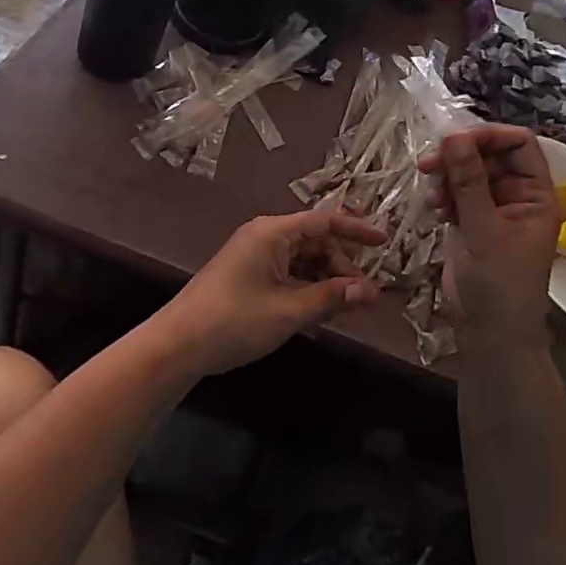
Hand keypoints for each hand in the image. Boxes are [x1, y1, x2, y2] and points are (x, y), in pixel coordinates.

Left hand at [153, 211, 384, 376]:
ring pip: (303, 261)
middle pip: (315, 242)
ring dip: (326, 281)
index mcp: (272, 232)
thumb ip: (331, 298)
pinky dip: (307, 289)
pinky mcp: (249, 276)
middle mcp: (265, 237)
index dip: (356, 230)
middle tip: (365, 298)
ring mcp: (255, 256)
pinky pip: (288, 274)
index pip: (324, 221)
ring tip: (346, 309)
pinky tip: (321, 312)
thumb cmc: (235, 320)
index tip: (385, 242)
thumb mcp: (289, 310)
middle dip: (342, 266)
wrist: (179, 343)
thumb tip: (370, 291)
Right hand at [419, 125, 560, 344]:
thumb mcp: (483, 230)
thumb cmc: (500, 283)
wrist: (490, 332)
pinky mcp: (471, 221)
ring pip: (467, 172)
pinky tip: (435, 210)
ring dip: (447, 177)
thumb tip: (453, 135)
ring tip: (433, 199)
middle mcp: (517, 195)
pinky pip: (456, 192)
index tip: (453, 140)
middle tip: (428, 165)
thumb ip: (468, 181)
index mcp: (536, 193)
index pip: (518, 143)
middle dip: (459, 157)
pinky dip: (442, 194)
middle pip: (488, 155)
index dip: (488, 136)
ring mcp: (493, 208)